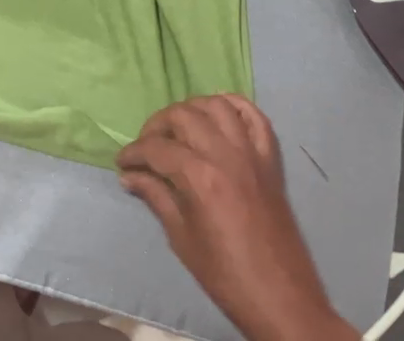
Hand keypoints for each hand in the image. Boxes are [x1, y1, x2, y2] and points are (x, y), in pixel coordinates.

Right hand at [117, 95, 354, 340]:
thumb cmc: (225, 275)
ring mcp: (252, 154)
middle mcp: (226, 155)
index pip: (157, 148)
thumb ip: (156, 196)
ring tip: (179, 129)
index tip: (123, 163)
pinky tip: (218, 115)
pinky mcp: (271, 160)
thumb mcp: (181, 238)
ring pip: (217, 106)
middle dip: (157, 126)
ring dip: (192, 110)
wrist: (280, 298)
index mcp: (200, 177)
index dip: (134, 153)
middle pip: (183, 116)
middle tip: (146, 147)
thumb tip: (129, 176)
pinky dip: (234, 107)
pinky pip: (255, 117)